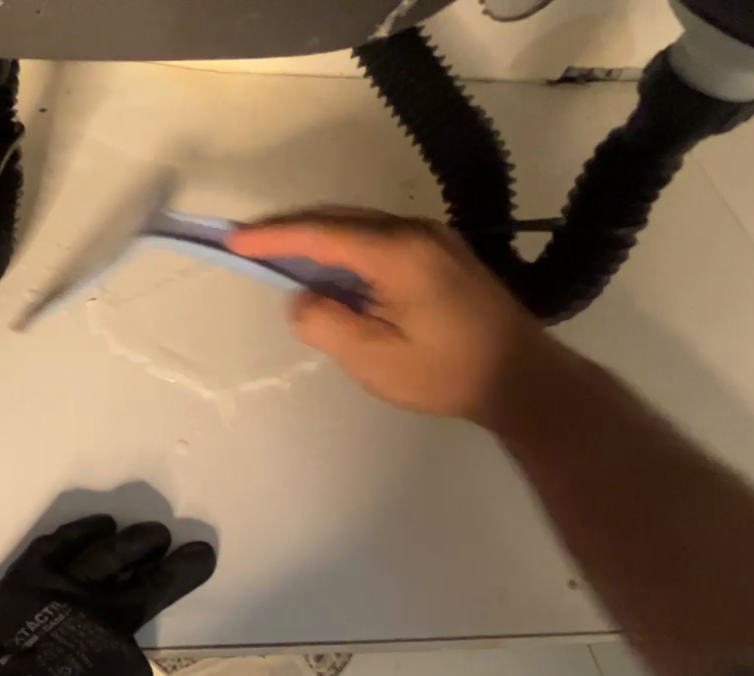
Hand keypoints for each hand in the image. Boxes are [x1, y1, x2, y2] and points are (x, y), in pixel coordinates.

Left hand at [0, 515, 216, 675]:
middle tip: (185, 548)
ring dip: (133, 541)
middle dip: (171, 564)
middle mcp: (93, 617)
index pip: (142, 651)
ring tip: (152, 532)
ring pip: (103, 554)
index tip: (142, 665)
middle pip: (143, 582)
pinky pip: (53, 547)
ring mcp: (53, 595)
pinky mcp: (17, 585)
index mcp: (118, 658)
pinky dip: (78, 532)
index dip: (140, 666)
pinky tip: (100, 525)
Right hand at [228, 209, 566, 426]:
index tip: (234, 240)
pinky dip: (340, 250)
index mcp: (397, 253)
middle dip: (288, 230)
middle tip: (247, 243)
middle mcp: (415, 232)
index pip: (321, 235)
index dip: (273, 236)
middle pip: (338, 220)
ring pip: (357, 229)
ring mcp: (431, 241)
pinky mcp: (438, 256)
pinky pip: (376, 241)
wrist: (519, 376)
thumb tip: (301, 298)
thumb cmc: (443, 371)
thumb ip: (326, 322)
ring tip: (275, 254)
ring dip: (314, 239)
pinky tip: (324, 268)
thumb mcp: (372, 357)